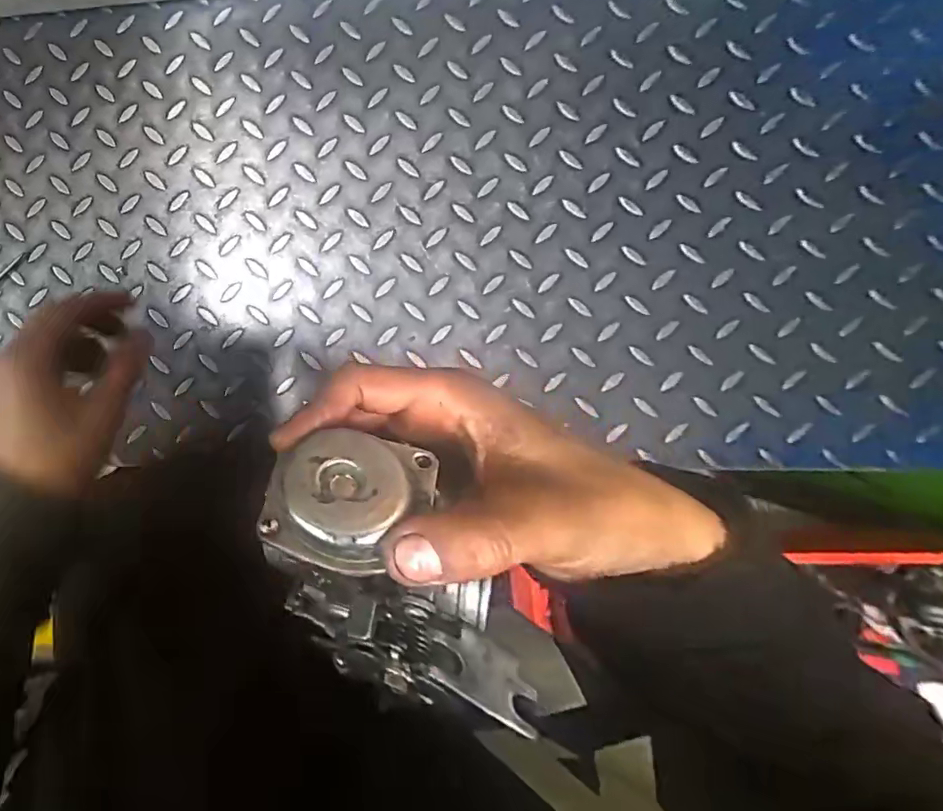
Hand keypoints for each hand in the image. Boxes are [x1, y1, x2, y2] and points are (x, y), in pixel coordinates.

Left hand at [0, 291, 151, 496]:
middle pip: (53, 320)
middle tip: (124, 329)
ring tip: (108, 360)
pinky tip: (84, 377)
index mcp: (28, 356)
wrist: (17, 508)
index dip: (103, 303)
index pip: (68, 311)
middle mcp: (8, 357)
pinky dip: (61, 358)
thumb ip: (125, 368)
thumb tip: (144, 336)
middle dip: (91, 320)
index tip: (134, 303)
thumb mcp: (101, 413)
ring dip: (78, 340)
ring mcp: (1, 375)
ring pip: (43, 340)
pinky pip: (34, 359)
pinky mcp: (2, 392)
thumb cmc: (61, 459)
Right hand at [271, 366, 725, 585]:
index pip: (364, 385)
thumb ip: (471, 538)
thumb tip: (395, 558)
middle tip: (290, 483)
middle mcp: (437, 411)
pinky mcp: (445, 471)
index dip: (319, 408)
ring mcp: (440, 440)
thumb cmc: (598, 508)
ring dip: (338, 462)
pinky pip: (388, 468)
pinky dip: (363, 485)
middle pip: (357, 409)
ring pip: (369, 438)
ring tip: (307, 501)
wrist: (654, 539)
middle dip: (319, 437)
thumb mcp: (536, 521)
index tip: (288, 448)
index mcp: (450, 398)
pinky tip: (350, 516)